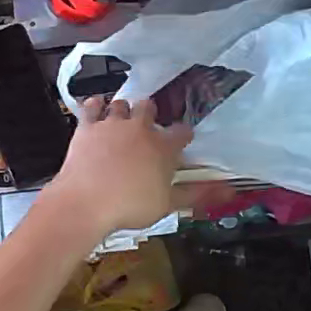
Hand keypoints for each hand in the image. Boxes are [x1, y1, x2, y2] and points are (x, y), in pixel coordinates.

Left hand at [42, 97, 192, 237]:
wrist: (87, 202)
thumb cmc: (130, 206)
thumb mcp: (167, 204)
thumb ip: (195, 194)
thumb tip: (224, 191)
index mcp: (163, 147)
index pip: (182, 132)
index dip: (183, 135)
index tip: (182, 140)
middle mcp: (139, 128)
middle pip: (149, 108)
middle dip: (150, 114)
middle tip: (148, 125)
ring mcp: (112, 124)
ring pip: (121, 104)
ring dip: (123, 110)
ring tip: (122, 119)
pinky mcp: (87, 127)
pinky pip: (92, 106)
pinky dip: (95, 106)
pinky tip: (96, 108)